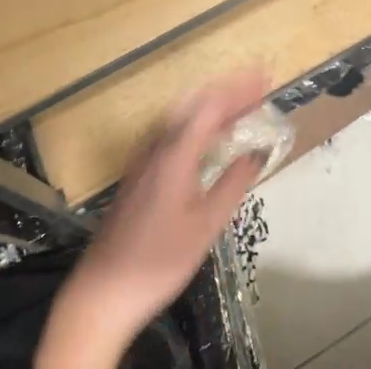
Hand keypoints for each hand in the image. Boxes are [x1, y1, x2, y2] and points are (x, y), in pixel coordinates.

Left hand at [37, 72, 270, 368]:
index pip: (212, 106)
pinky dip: (194, 123)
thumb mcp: (205, 226)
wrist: (103, 292)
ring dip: (210, 106)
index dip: (240, 90)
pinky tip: (203, 138)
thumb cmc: (159, 261)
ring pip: (180, 118)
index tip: (266, 79)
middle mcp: (156, 148)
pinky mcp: (136, 176)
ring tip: (238, 107)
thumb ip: (232, 185)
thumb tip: (254, 154)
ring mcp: (142, 161)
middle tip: (258, 88)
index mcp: (175, 154)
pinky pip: (170, 132)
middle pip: (194, 105)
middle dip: (227, 92)